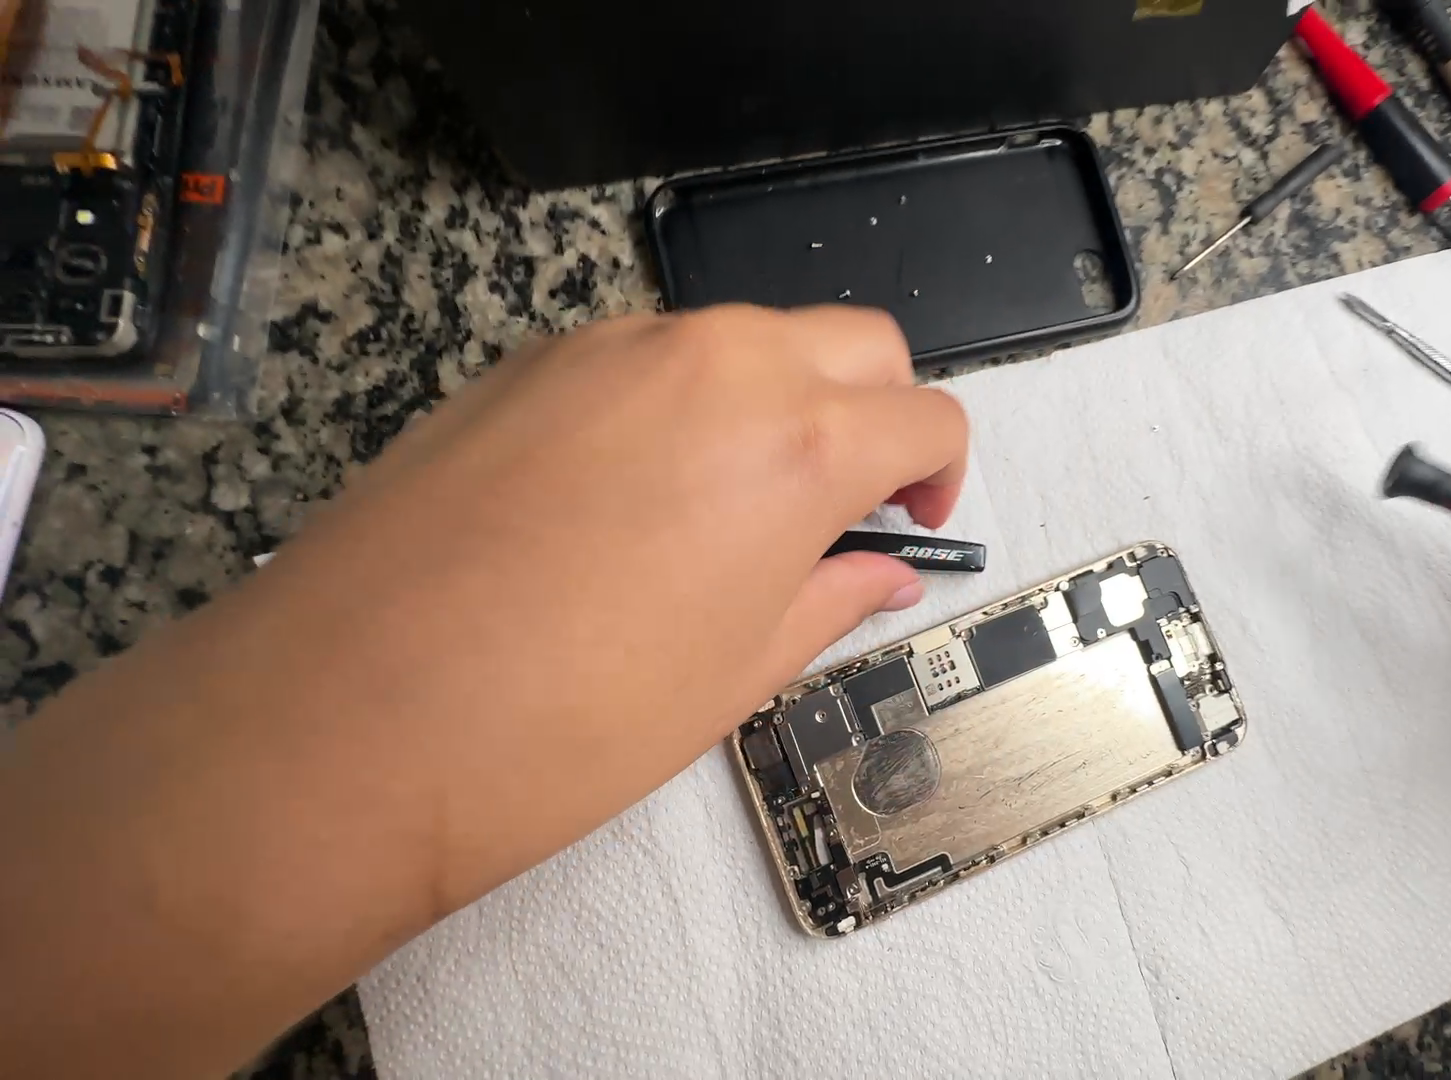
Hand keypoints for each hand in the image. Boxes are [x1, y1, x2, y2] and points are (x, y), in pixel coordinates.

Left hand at [0, 305, 966, 1076]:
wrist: (345, 725)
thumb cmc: (582, 720)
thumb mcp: (747, 667)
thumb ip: (838, 596)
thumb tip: (886, 573)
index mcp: (799, 446)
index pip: (929, 418)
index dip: (943, 473)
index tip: (913, 522)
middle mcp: (724, 363)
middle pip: (863, 345)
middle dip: (885, 412)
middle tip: (852, 497)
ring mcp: (624, 344)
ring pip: (764, 336)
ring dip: (793, 398)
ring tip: (748, 496)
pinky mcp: (542, 354)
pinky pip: (667, 350)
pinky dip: (702, 396)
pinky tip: (651, 483)